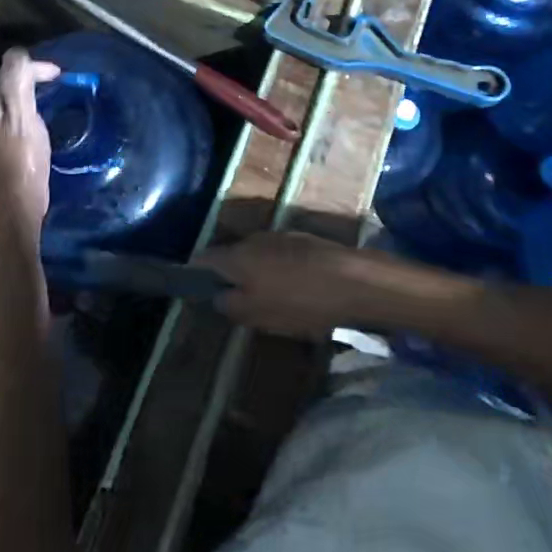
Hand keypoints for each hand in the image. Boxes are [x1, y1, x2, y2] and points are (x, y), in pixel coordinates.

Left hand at [0, 48, 61, 225]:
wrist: (18, 203)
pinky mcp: (6, 149)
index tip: (59, 74)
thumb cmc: (23, 160)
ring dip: (31, 93)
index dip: (32, 68)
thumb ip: (18, 86)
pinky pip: (18, 118)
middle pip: (7, 87)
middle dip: (30, 77)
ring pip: (12, 102)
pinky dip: (31, 110)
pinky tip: (43, 120)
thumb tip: (17, 55)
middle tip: (57, 79)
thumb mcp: (22, 118)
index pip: (8, 74)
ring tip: (53, 94)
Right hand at [201, 232, 394, 337]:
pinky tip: (296, 291)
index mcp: (235, 256)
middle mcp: (253, 239)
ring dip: (257, 274)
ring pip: (256, 255)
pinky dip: (280, 271)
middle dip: (231, 277)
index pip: (202, 259)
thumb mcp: (258, 315)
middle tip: (239, 303)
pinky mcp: (304, 240)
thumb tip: (218, 296)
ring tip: (271, 300)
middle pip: (230, 256)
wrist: (355, 281)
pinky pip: (280, 256)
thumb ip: (230, 305)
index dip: (196, 275)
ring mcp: (280, 236)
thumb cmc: (299, 302)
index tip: (200, 293)